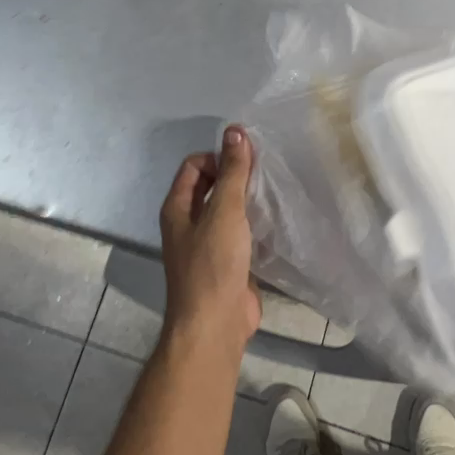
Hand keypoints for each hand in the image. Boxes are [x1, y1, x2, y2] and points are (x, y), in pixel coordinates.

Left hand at [159, 126, 261, 355]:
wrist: (216, 325)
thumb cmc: (213, 264)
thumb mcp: (224, 211)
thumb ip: (232, 172)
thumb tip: (235, 130)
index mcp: (178, 207)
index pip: (195, 165)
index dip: (219, 156)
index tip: (247, 162)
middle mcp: (188, 223)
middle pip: (211, 186)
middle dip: (236, 176)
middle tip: (266, 175)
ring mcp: (208, 245)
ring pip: (228, 210)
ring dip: (248, 200)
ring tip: (275, 193)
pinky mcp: (228, 263)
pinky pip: (242, 233)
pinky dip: (256, 224)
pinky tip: (277, 222)